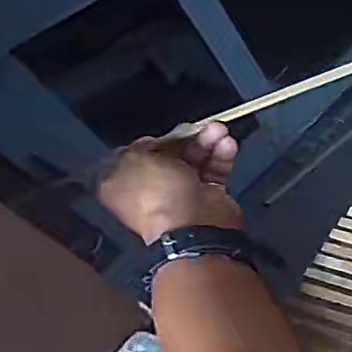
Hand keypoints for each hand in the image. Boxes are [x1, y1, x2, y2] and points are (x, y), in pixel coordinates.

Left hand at [97, 121, 242, 242]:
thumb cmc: (157, 193)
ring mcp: (182, 192)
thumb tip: (152, 143)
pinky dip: (222, 157)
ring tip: (222, 132)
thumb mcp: (137, 160)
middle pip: (171, 155)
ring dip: (210, 144)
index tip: (171, 132)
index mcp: (122, 182)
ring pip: (196, 160)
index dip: (156, 140)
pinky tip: (229, 145)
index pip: (139, 153)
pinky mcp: (209, 196)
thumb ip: (142, 146)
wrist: (195, 224)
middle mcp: (151, 187)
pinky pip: (215, 171)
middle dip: (189, 139)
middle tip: (205, 127)